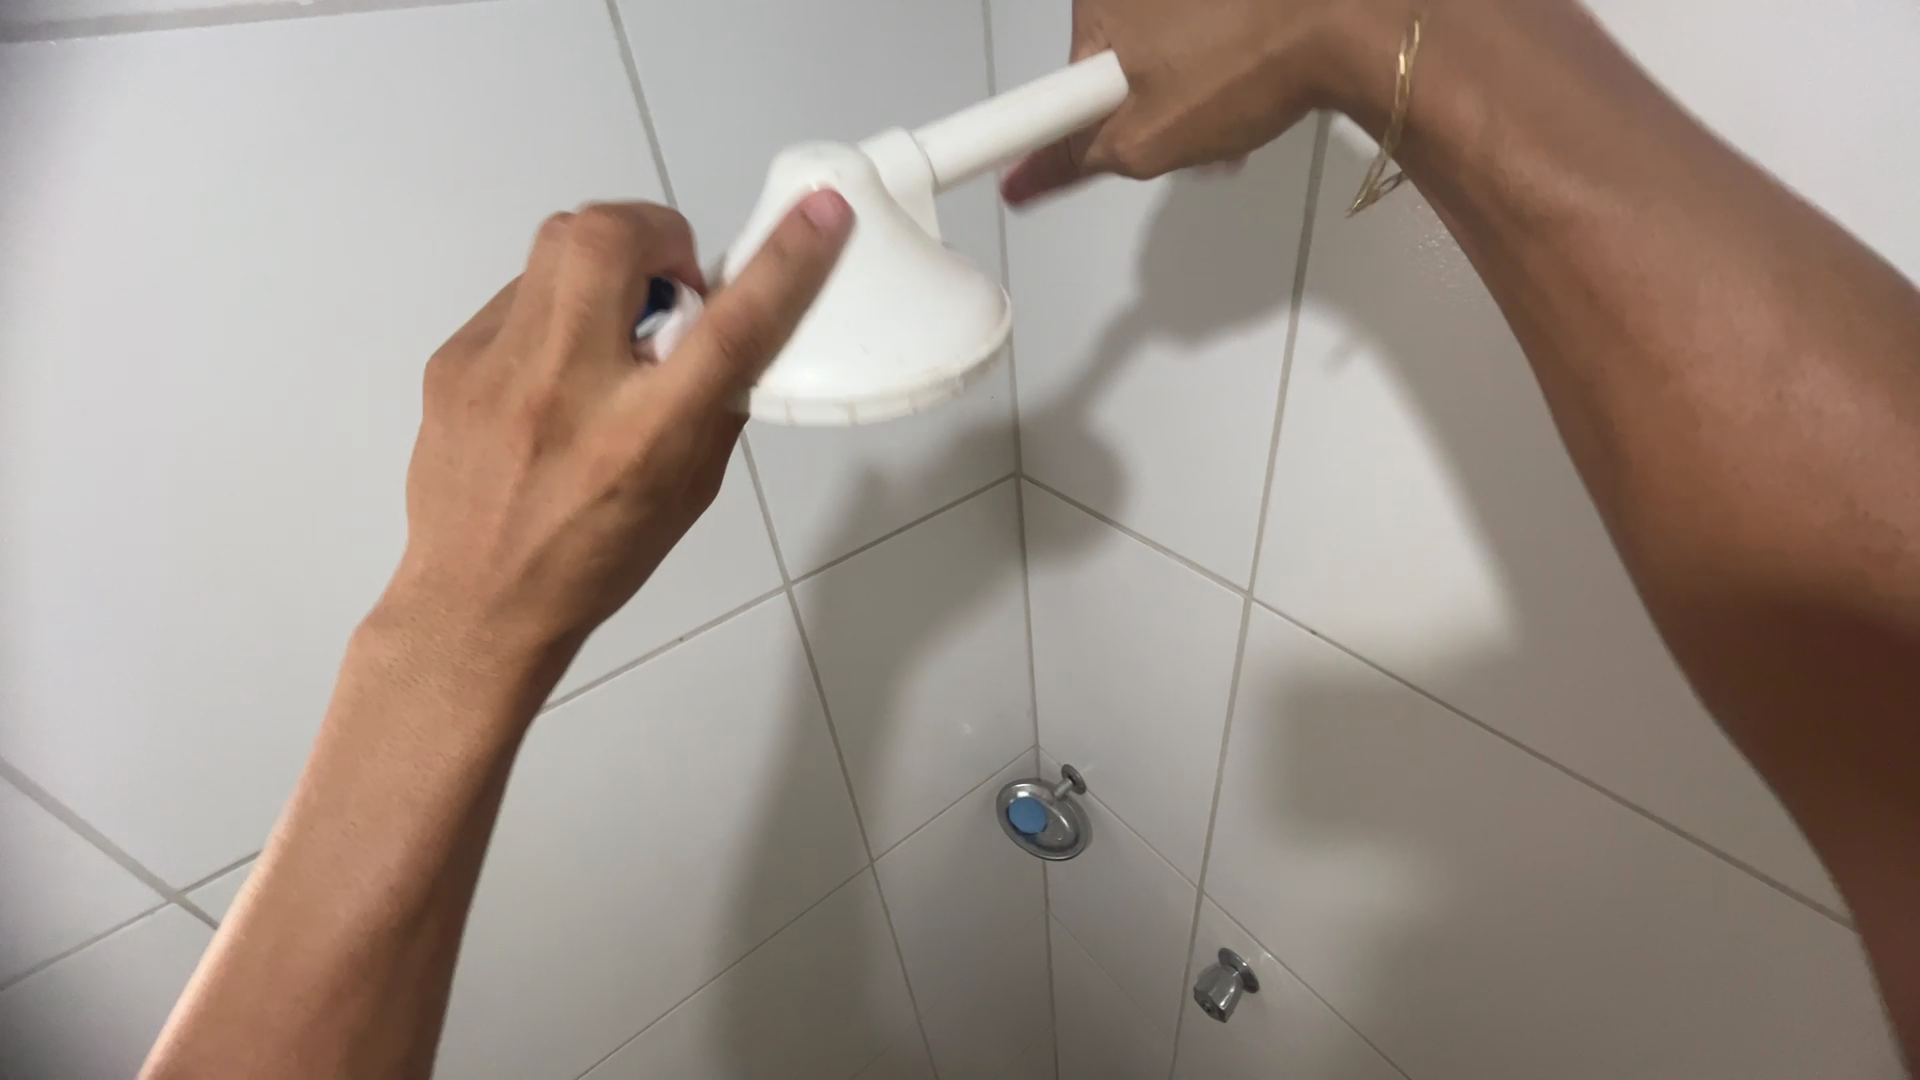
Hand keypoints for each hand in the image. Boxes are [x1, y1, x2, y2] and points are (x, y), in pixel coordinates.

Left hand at [376, 194, 852, 683]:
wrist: (479, 602)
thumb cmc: (605, 560)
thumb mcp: (690, 494)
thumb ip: (714, 410)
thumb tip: (730, 341)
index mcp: (644, 437)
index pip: (728, 331)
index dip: (785, 263)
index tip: (823, 212)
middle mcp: (567, 388)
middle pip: (608, 237)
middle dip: (658, 232)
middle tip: (674, 284)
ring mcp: (496, 366)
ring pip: (557, 245)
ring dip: (610, 261)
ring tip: (618, 323)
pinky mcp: (451, 360)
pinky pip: (522, 294)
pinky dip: (562, 308)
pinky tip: (561, 367)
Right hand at [1002, 0, 1401, 202]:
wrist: (1350, 24)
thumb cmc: (1249, 66)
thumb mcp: (1141, 142)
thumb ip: (1068, 164)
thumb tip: (1020, 182)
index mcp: (1097, 9)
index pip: (1047, 92)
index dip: (1057, 136)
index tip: (1052, 160)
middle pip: (1103, 72)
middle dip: (1129, 114)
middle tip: (1167, 136)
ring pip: (1151, 59)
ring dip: (1172, 98)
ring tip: (1213, 117)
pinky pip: (1186, 36)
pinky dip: (1201, 68)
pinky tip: (1232, 86)